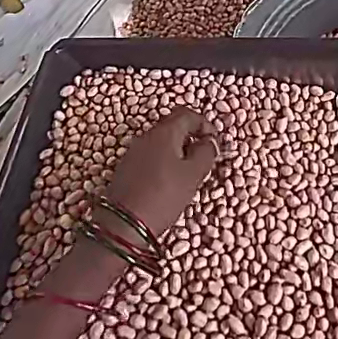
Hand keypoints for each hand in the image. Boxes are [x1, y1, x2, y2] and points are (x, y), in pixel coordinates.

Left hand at [101, 108, 219, 238]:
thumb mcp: (192, 175)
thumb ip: (205, 153)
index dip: (205, 124)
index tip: (214, 142)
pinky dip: (164, 165)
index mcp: (164, 132)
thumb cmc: (163, 196)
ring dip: (178, 153)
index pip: (187, 114)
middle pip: (173, 127)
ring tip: (188, 176)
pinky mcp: (126, 170)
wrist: (123, 224)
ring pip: (161, 144)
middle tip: (204, 160)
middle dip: (191, 139)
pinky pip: (150, 158)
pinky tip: (169, 185)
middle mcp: (146, 137)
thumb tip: (208, 141)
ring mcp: (133, 153)